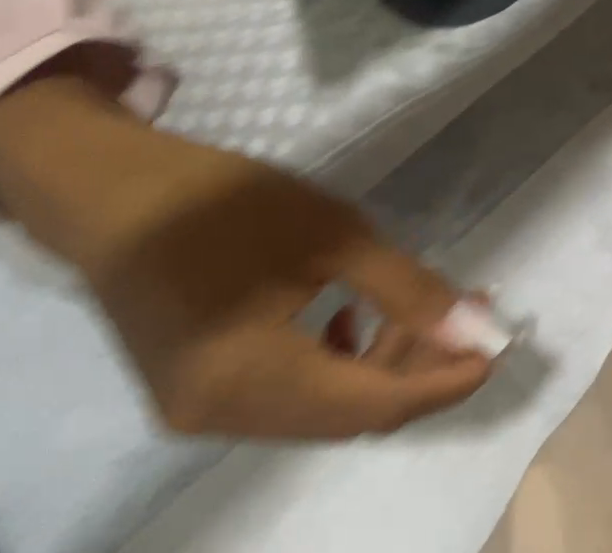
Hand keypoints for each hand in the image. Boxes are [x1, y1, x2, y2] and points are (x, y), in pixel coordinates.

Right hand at [0, 73, 492, 437]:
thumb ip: (409, 290)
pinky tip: (361, 320)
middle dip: (421, 370)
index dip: (444, 383)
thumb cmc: (231, 205)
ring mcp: (200, 411)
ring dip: (386, 365)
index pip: (374, 405)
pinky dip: (342, 364)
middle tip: (468, 315)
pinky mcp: (196, 391)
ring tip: (425, 310)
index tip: (497, 349)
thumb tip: (475, 329)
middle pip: (352, 414)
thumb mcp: (336, 238)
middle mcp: (219, 416)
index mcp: (248, 380)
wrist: (115, 195)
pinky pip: (290, 397)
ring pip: (324, 409)